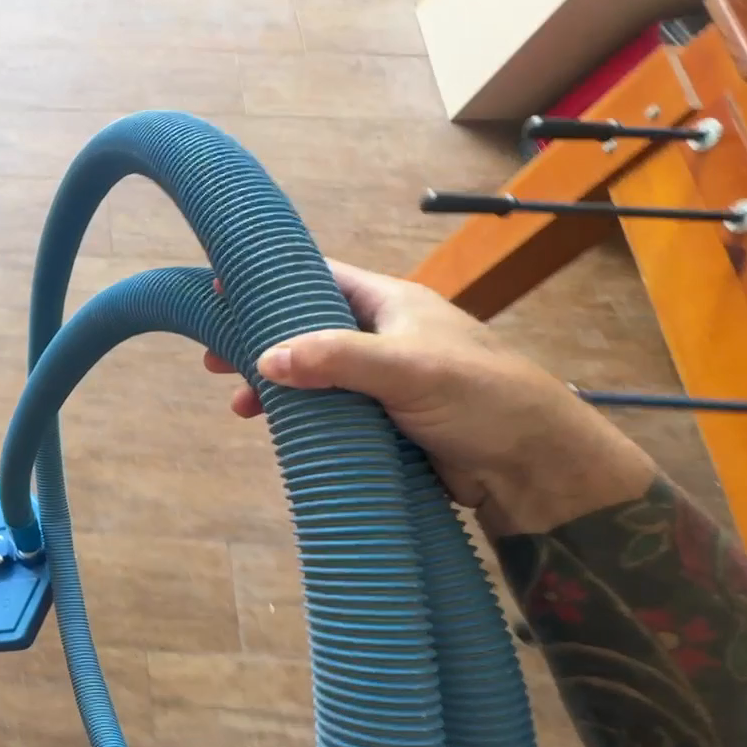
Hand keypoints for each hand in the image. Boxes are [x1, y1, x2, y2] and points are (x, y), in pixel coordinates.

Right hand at [205, 260, 655, 534]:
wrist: (534, 467)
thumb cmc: (482, 399)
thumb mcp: (408, 369)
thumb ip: (335, 358)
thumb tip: (265, 359)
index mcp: (392, 305)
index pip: (320, 278)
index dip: (270, 281)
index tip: (222, 290)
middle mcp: (381, 335)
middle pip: (303, 327)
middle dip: (258, 340)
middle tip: (212, 357)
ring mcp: (377, 378)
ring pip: (308, 372)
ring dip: (271, 384)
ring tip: (238, 404)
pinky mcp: (376, 417)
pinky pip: (321, 407)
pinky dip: (293, 413)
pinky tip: (271, 425)